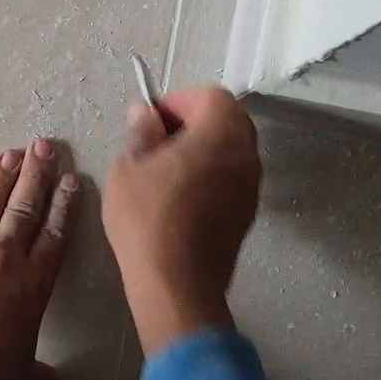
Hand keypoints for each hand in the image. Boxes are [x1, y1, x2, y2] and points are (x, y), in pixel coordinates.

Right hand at [103, 86, 260, 357]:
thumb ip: (141, 133)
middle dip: (195, 121)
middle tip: (159, 140)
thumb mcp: (129, 169)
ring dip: (204, 149)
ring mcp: (251, 186)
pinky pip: (231, 178)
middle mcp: (246, 154)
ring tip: (166, 169)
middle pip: (228, 120)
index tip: (151, 119)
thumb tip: (144, 112)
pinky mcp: (247, 213)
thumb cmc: (147, 219)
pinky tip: (180, 196)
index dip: (179, 100)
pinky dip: (211, 174)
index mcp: (220, 133)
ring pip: (232, 150)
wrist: (177, 283)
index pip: (211, 96)